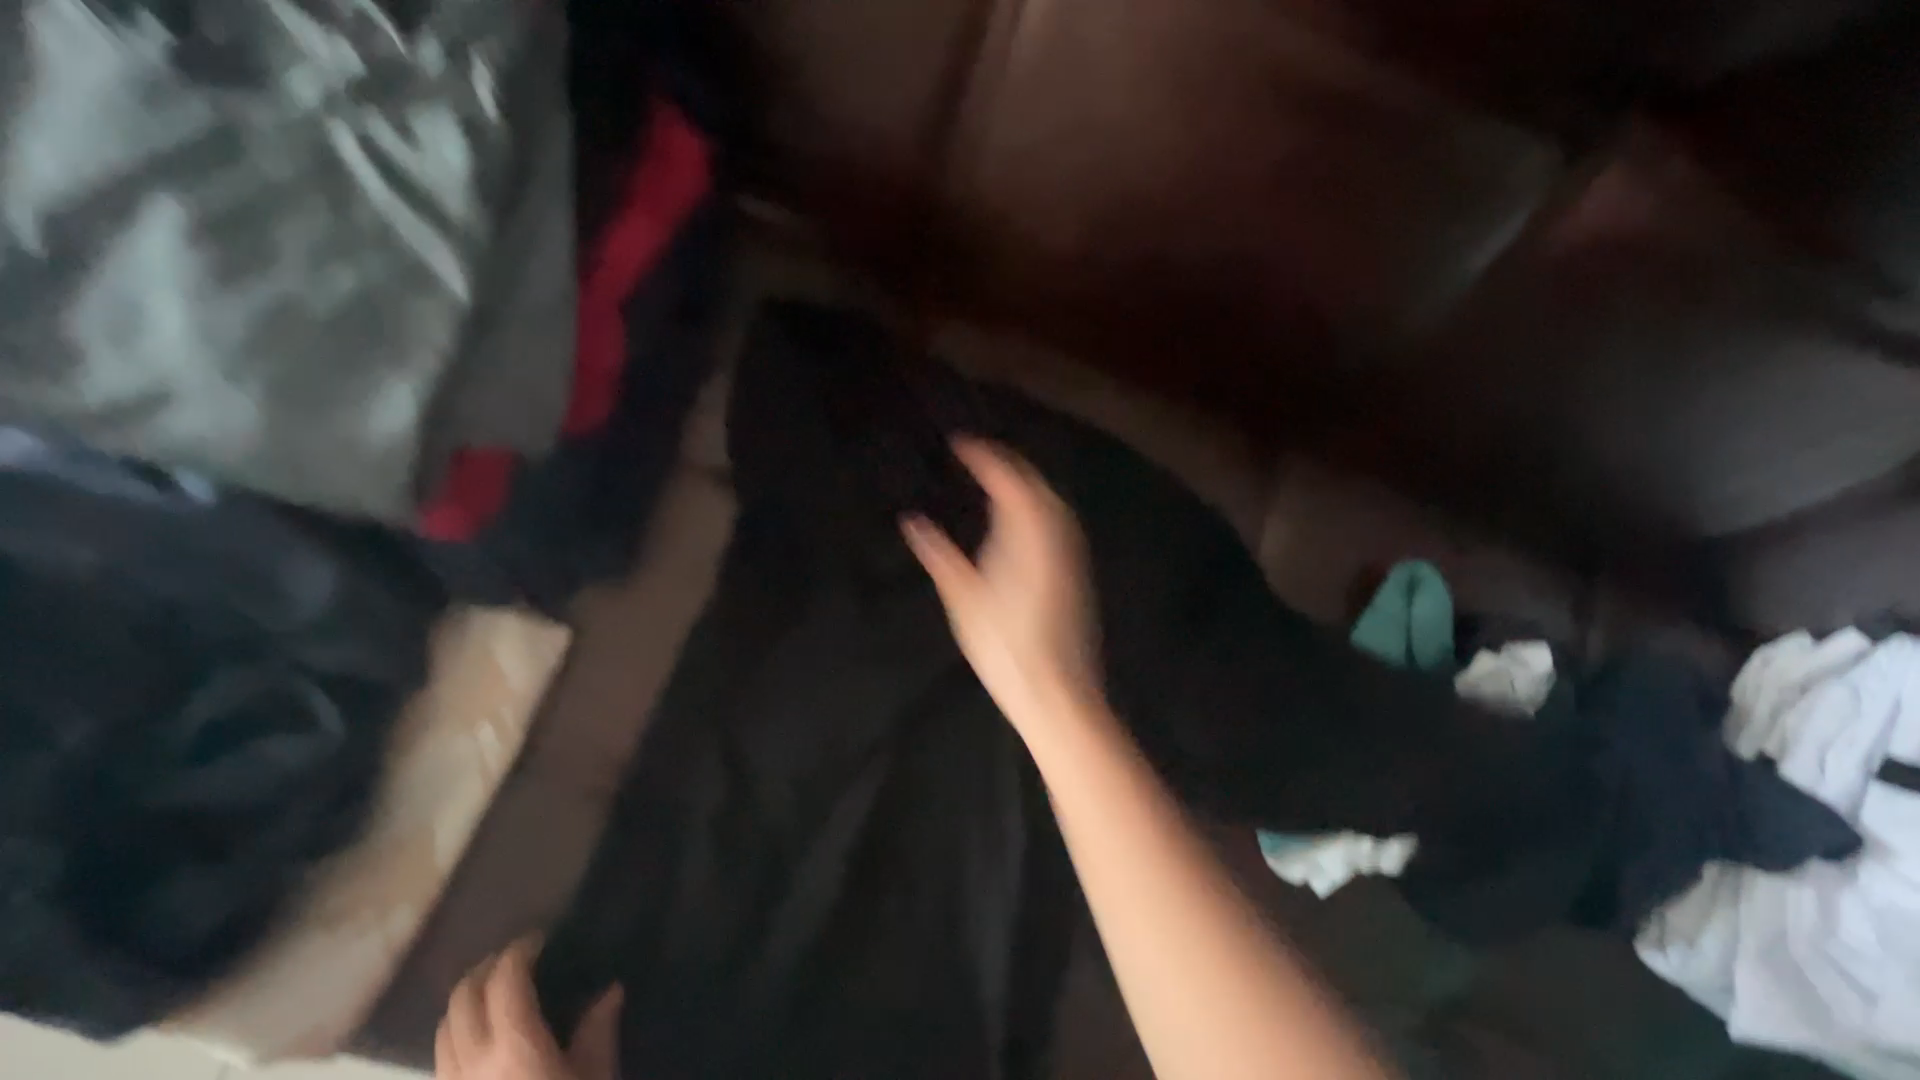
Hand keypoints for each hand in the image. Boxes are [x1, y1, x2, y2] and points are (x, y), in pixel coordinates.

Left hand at [435, 937, 622, 1079]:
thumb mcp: (598, 1079)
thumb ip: (597, 1032)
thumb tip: (608, 992)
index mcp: (517, 1048)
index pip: (504, 980)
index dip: (519, 952)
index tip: (540, 941)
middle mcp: (474, 1064)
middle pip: (463, 997)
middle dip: (487, 970)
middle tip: (517, 962)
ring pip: (443, 1029)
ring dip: (467, 1002)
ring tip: (497, 997)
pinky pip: (441, 1062)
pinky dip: (457, 1036)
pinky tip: (484, 1043)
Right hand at [902, 439, 1102, 735]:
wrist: (1055, 690)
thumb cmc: (1004, 645)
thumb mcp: (962, 598)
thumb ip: (939, 554)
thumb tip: (913, 522)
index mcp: (1026, 535)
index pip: (1008, 480)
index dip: (986, 456)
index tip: (962, 443)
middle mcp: (1056, 538)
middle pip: (1038, 487)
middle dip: (1012, 466)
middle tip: (982, 459)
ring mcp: (1071, 558)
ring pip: (1054, 506)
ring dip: (1030, 487)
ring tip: (1002, 484)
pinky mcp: (1076, 578)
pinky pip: (1060, 526)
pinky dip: (1041, 511)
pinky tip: (1025, 527)